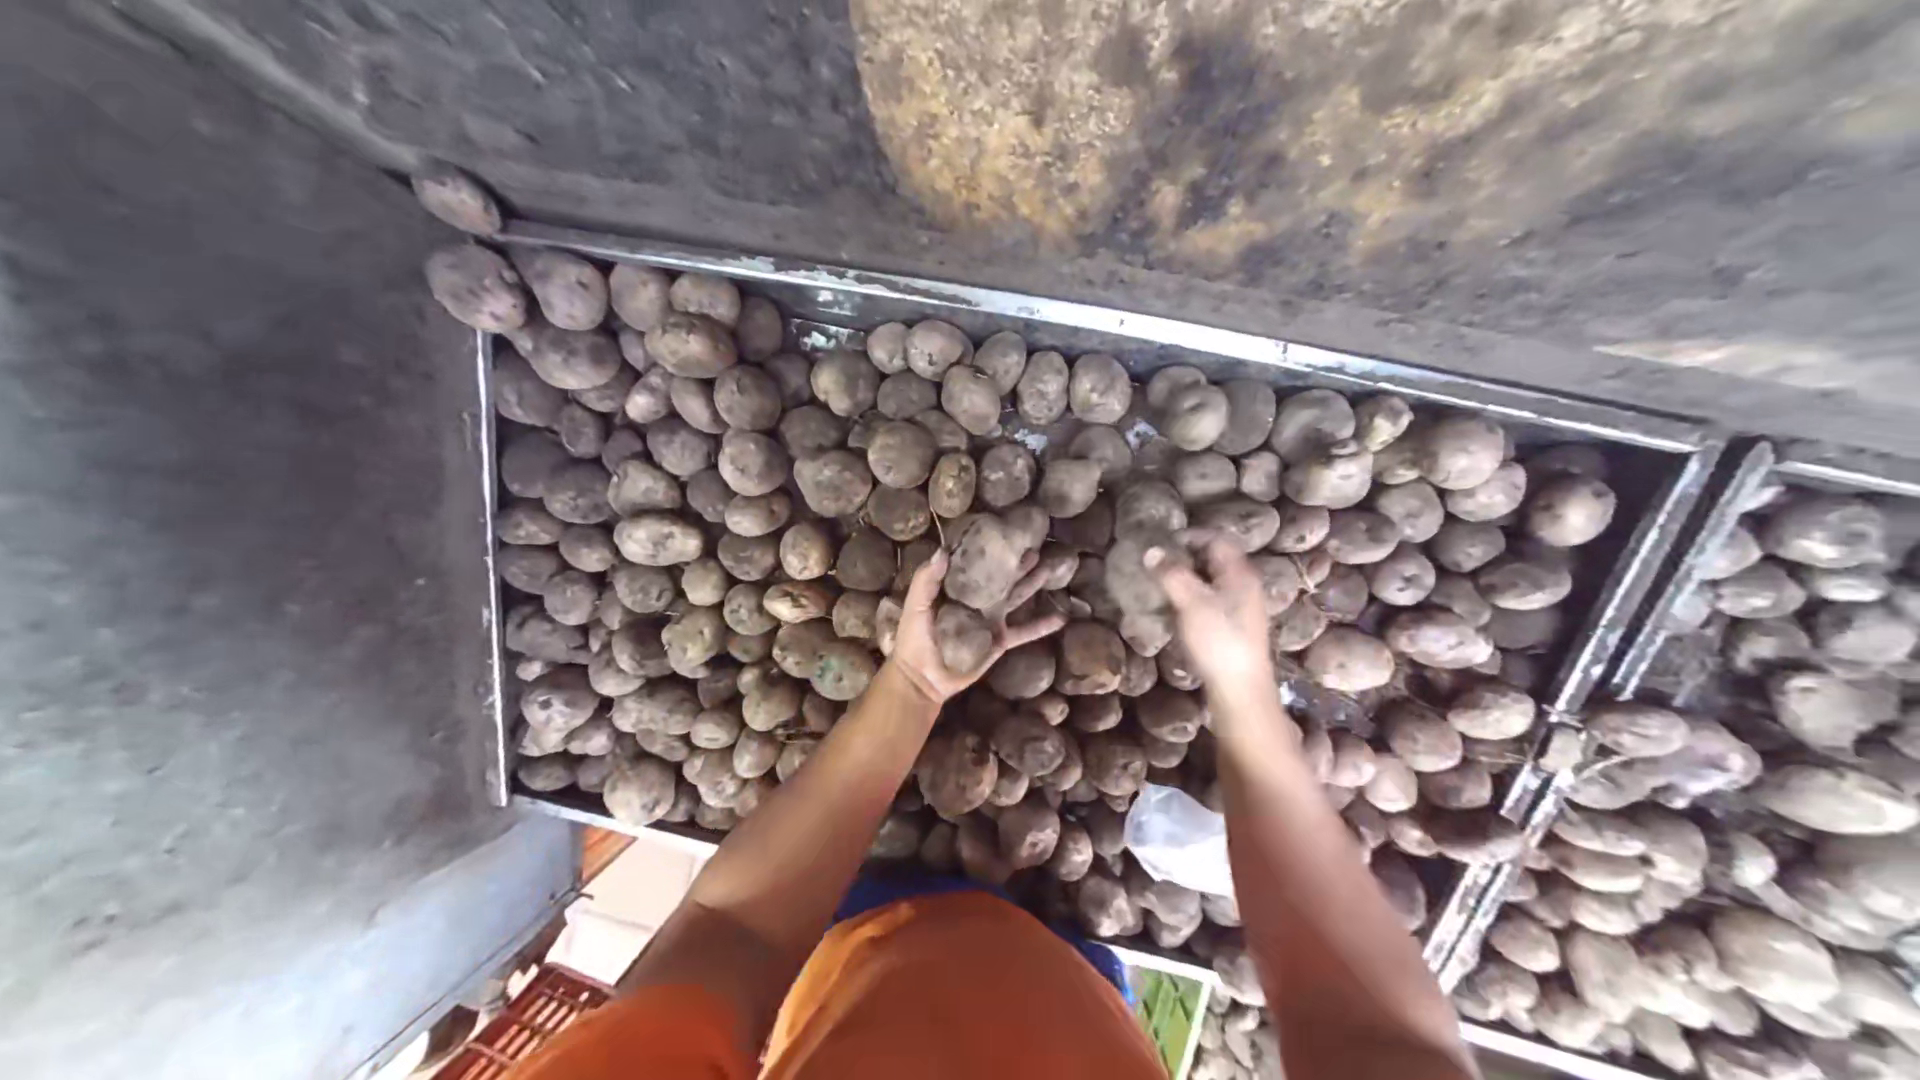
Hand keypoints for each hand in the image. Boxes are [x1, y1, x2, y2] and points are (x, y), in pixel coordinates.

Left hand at [887, 550, 1066, 705]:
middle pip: (1002, 577)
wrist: (923, 678)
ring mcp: (991, 620)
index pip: (976, 564)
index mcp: (956, 589)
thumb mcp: (916, 606)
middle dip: (1018, 562)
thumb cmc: (915, 640)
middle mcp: (977, 601)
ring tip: (1051, 568)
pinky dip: (1042, 626)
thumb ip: (926, 580)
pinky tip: (1061, 618)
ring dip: (1033, 584)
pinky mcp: (1000, 641)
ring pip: (1017, 597)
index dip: (989, 549)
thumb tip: (944, 551)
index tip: (1004, 531)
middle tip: (1035, 545)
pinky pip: (1025, 632)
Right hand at [1148, 534, 1275, 693]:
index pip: (1217, 539)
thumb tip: (1151, 550)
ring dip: (1184, 580)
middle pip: (1213, 560)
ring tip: (1158, 585)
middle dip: (1184, 558)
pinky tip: (1171, 610)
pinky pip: (1208, 602)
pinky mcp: (1231, 628)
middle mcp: (1244, 586)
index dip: (1190, 536)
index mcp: (1240, 574)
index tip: (1162, 544)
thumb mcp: (1191, 603)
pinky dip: (1188, 599)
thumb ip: (1171, 574)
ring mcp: (1239, 608)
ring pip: (1209, 582)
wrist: (1240, 690)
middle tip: (1155, 563)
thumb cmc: (1219, 641)